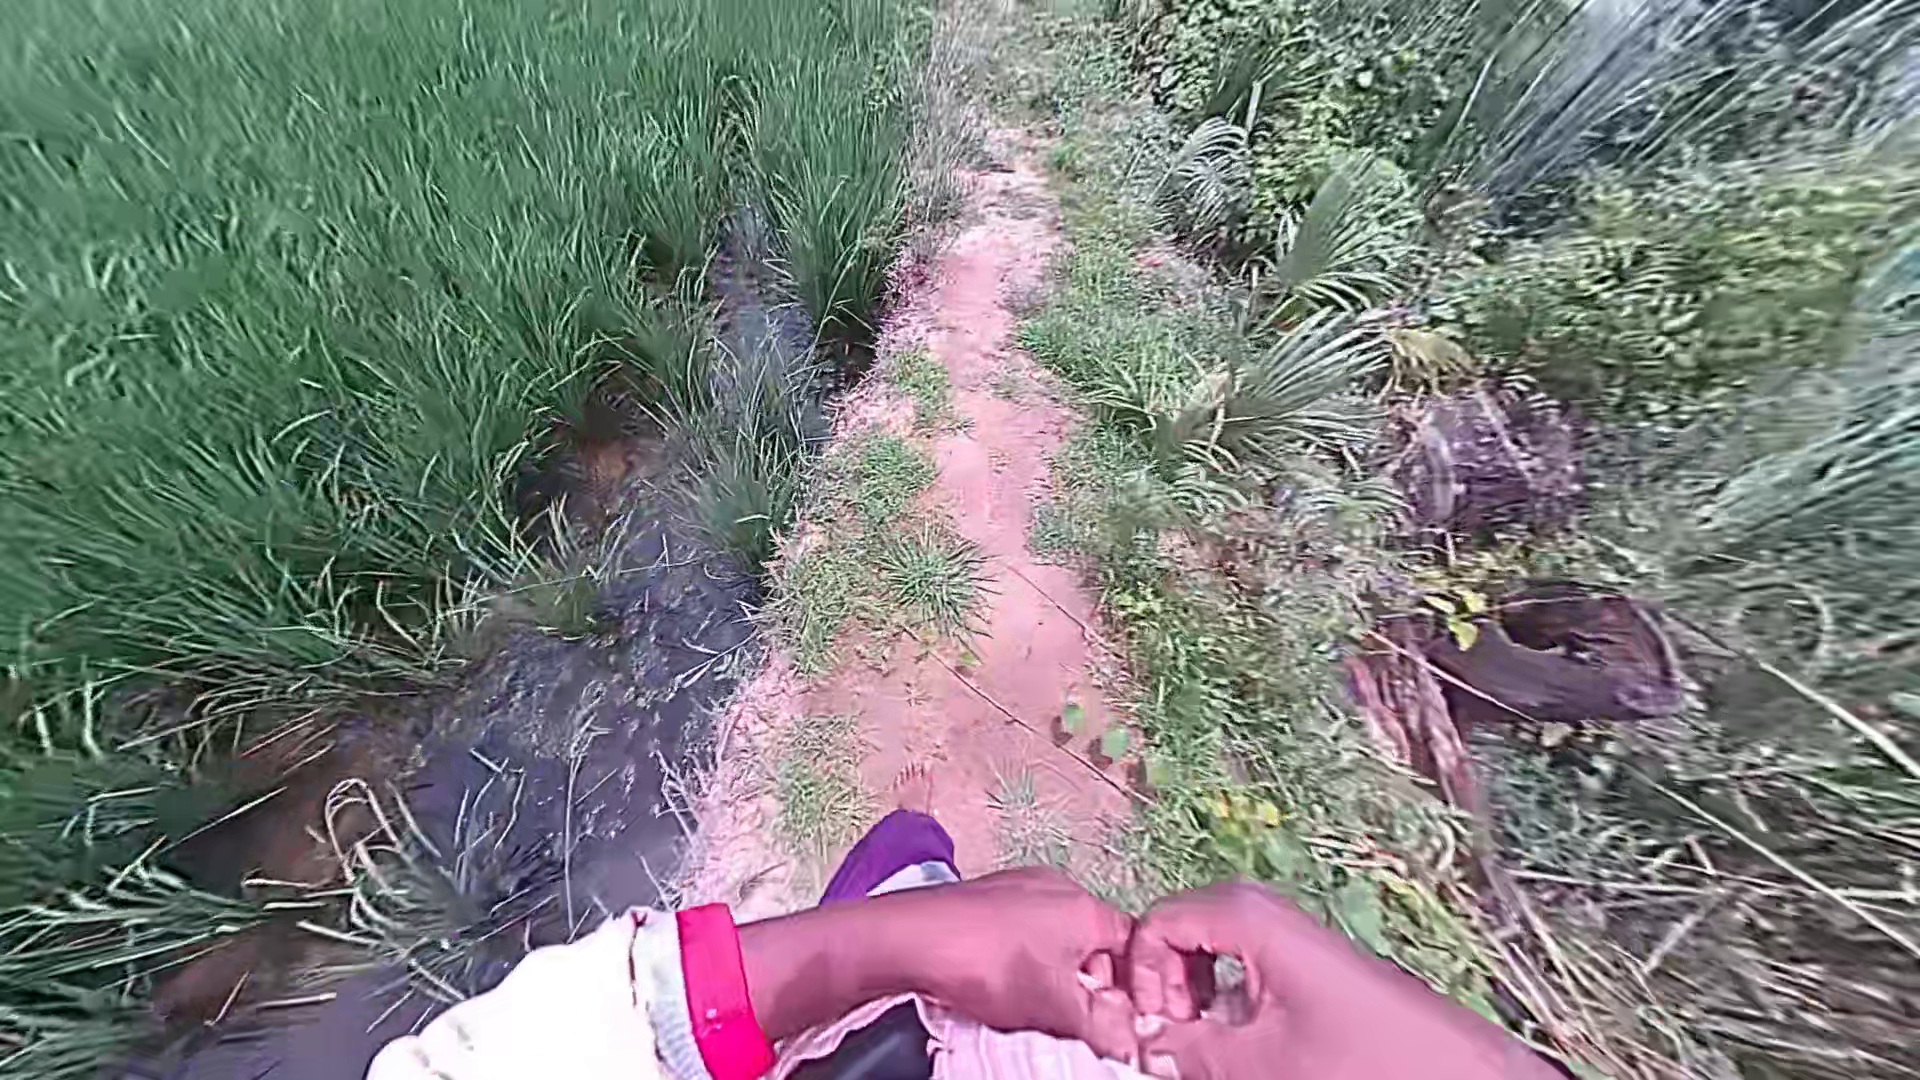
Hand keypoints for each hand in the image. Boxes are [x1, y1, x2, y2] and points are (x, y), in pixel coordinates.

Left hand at [899, 866, 1139, 1058]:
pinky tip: (1007, 980)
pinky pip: (1027, 926)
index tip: (1121, 1019)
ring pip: (1058, 935)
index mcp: (1083, 906)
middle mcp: (1057, 885)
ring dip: (1058, 971)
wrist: (922, 935)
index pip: (1130, 942)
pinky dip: (1028, 955)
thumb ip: (1103, 1026)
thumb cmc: (992, 963)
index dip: (1132, 984)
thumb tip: (1127, 1039)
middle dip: (1092, 982)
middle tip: (1078, 1020)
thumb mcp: (1057, 1007)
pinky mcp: (994, 893)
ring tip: (1037, 1004)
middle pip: (1094, 940)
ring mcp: (1023, 885)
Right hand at [1127, 882, 1555, 1079]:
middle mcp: (1250, 903)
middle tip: (1177, 1038)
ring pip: (1199, 943)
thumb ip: (1192, 1052)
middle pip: (1174, 929)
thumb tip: (1143, 1046)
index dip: (1143, 975)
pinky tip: (1238, 1032)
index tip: (1153, 1027)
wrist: (1459, 1071)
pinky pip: (1229, 954)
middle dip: (1165, 984)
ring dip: (1189, 990)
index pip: (1155, 924)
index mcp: (1239, 912)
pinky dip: (1218, 989)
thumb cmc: (1363, 1060)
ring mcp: (1271, 921)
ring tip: (1205, 1040)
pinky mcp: (1289, 945)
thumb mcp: (1266, 1064)